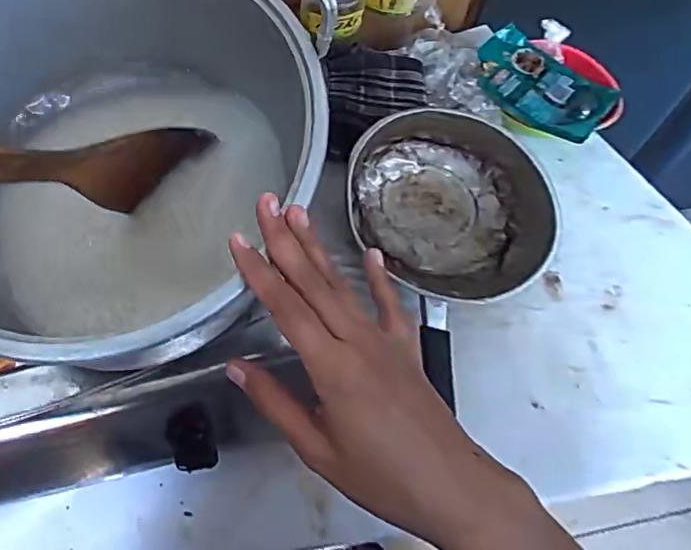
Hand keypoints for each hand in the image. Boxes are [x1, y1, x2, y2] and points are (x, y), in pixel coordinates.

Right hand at [226, 193, 570, 549]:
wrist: (454, 489)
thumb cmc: (383, 478)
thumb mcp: (318, 451)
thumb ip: (275, 404)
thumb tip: (237, 368)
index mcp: (331, 366)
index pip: (286, 307)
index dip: (259, 271)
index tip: (240, 240)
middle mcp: (356, 341)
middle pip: (312, 280)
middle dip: (284, 237)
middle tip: (267, 202)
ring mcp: (383, 338)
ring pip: (342, 283)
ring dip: (317, 245)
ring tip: (299, 212)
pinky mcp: (405, 345)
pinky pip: (388, 303)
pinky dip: (378, 277)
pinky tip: (370, 253)